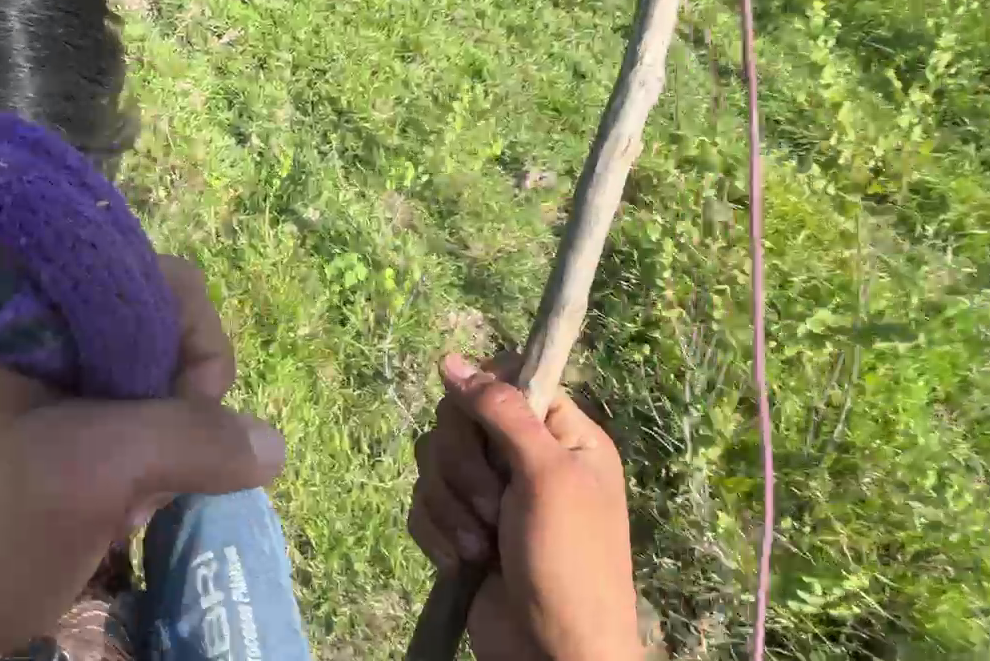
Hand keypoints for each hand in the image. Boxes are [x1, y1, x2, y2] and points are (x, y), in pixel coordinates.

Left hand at [0, 255, 286, 660]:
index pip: (149, 278)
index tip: (188, 404)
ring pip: (159, 376)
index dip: (187, 335)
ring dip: (168, 441)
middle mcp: (45, 324)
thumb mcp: (94, 471)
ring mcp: (54, 373)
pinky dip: (150, 460)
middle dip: (179, 399)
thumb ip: (191, 438)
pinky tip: (125, 508)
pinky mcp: (63, 418)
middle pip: (163, 326)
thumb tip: (273, 444)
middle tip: (155, 469)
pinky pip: (140, 414)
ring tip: (133, 500)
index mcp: (31, 305)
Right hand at [408, 354, 642, 660]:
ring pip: (433, 458)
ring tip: (478, 545)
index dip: (482, 393)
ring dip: (448, 504)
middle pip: (457, 418)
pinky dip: (435, 530)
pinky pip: (421, 500)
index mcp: (559, 436)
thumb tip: (449, 358)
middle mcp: (521, 456)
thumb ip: (501, 411)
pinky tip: (461, 561)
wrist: (551, 656)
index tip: (476, 421)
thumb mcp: (546, 477)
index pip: (506, 379)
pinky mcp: (458, 524)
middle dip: (462, 465)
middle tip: (490, 504)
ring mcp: (487, 492)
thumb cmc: (567, 563)